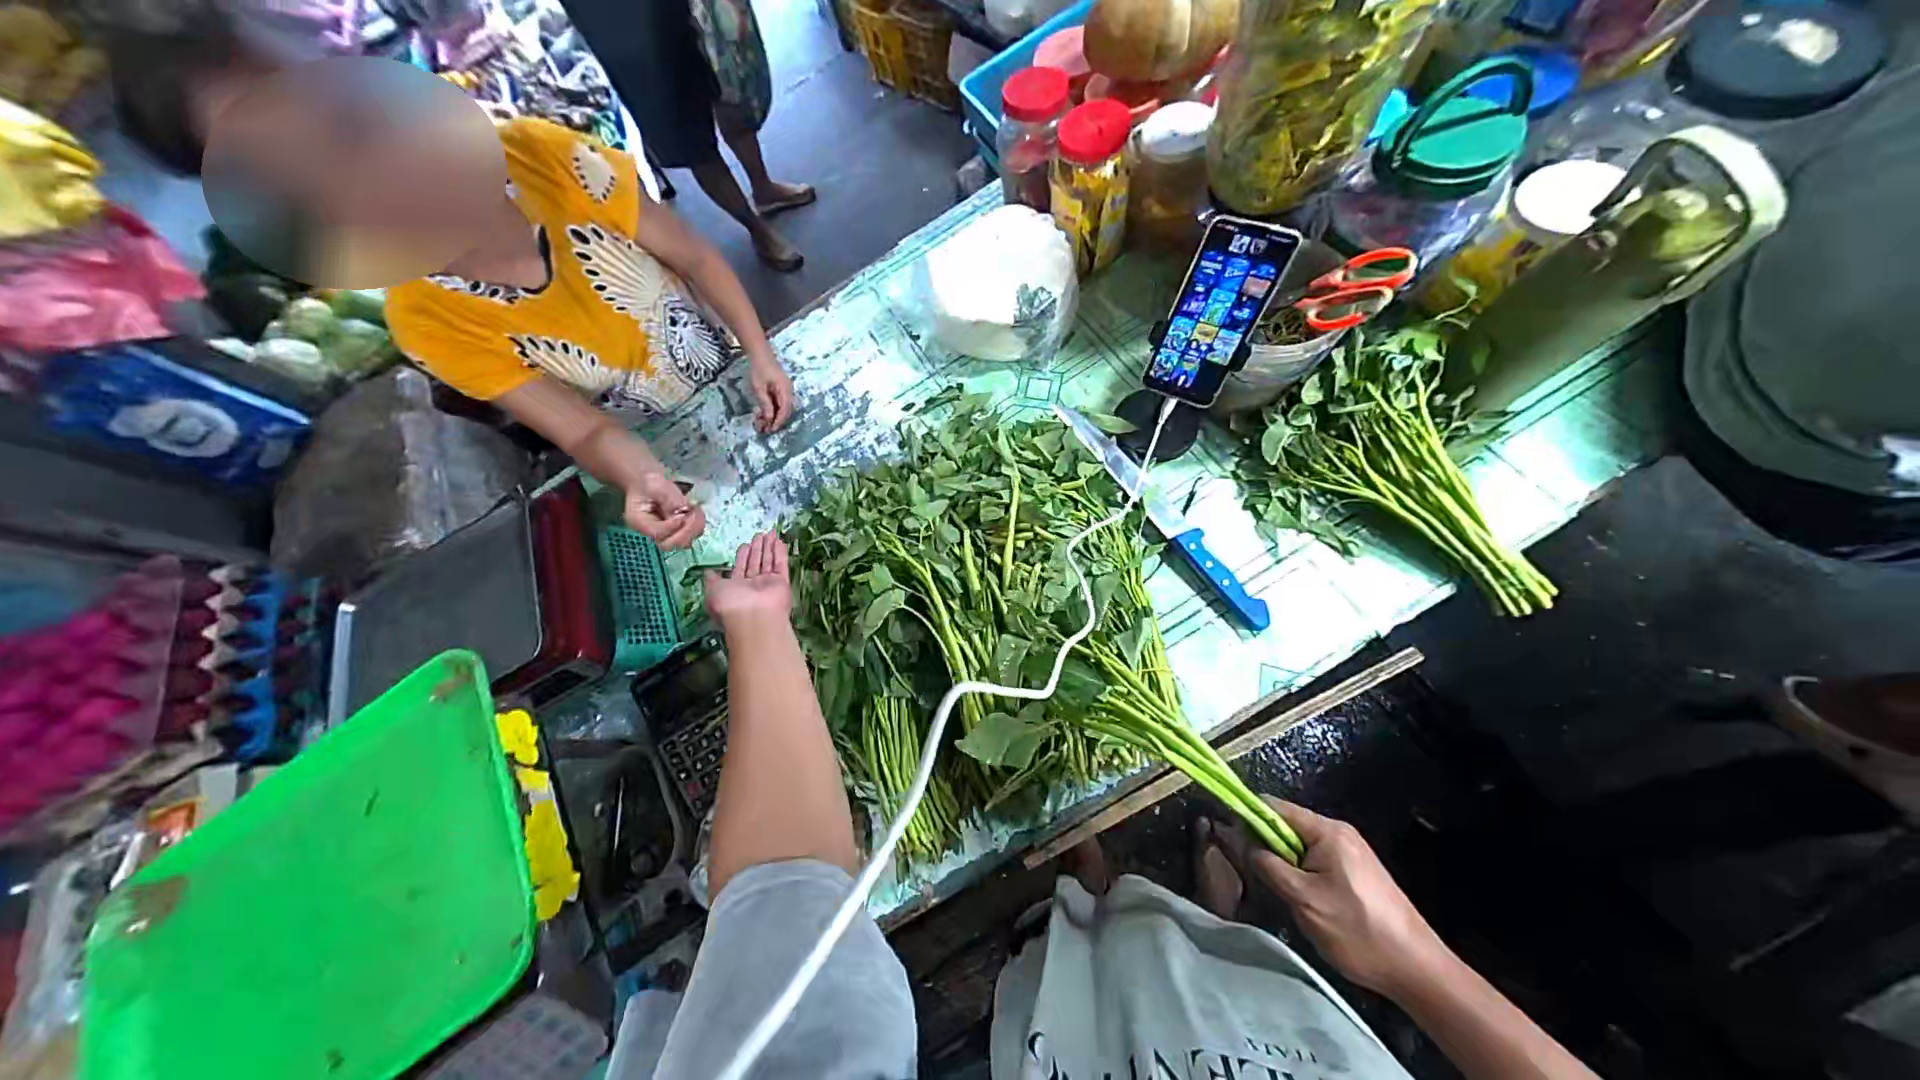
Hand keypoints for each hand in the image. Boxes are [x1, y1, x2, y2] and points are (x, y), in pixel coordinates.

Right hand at [624, 472, 705, 549]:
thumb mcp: (657, 485)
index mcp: (640, 522)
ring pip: (685, 542)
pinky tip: (695, 510)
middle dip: (685, 530)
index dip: (672, 526)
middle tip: (690, 512)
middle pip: (670, 544)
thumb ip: (669, 499)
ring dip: (694, 526)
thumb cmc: (651, 485)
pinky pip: (693, 534)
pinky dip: (698, 523)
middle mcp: (653, 534)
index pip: (657, 534)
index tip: (680, 513)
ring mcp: (667, 536)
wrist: (654, 486)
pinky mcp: (680, 533)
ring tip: (693, 509)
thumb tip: (682, 512)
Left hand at [705, 530, 790, 627]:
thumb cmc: (729, 604)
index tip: (745, 544)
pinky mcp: (781, 582)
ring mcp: (767, 584)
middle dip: (757, 548)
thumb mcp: (712, 590)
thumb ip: (712, 579)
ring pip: (768, 562)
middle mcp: (752, 585)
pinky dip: (780, 553)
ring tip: (770, 533)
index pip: (740, 568)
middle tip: (760, 534)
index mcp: (736, 587)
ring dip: (769, 547)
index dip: (743, 555)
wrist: (753, 617)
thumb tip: (708, 571)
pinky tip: (779, 542)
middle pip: (755, 562)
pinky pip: (780, 565)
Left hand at [748, 356, 793, 433]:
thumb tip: (770, 419)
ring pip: (783, 408)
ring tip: (763, 422)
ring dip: (774, 416)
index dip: (778, 422)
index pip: (785, 411)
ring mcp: (786, 390)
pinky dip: (773, 409)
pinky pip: (780, 402)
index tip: (770, 430)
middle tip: (765, 429)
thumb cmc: (759, 369)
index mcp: (785, 390)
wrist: (760, 354)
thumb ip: (765, 403)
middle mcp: (789, 391)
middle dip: (776, 421)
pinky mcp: (782, 389)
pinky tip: (764, 413)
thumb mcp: (759, 388)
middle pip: (785, 411)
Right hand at [1216, 797, 1453, 998]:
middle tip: (1252, 871)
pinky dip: (1299, 872)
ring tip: (1277, 889)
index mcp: (1327, 831)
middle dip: (1265, 844)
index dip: (1246, 815)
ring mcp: (1349, 851)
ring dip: (1282, 862)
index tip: (1225, 833)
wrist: (1418, 971)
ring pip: (1298, 844)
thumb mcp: (1303, 899)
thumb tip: (1239, 838)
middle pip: (1285, 824)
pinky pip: (1314, 859)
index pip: (1273, 806)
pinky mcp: (1355, 871)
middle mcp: (1338, 832)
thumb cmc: (1358, 931)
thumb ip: (1268, 864)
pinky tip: (1300, 897)